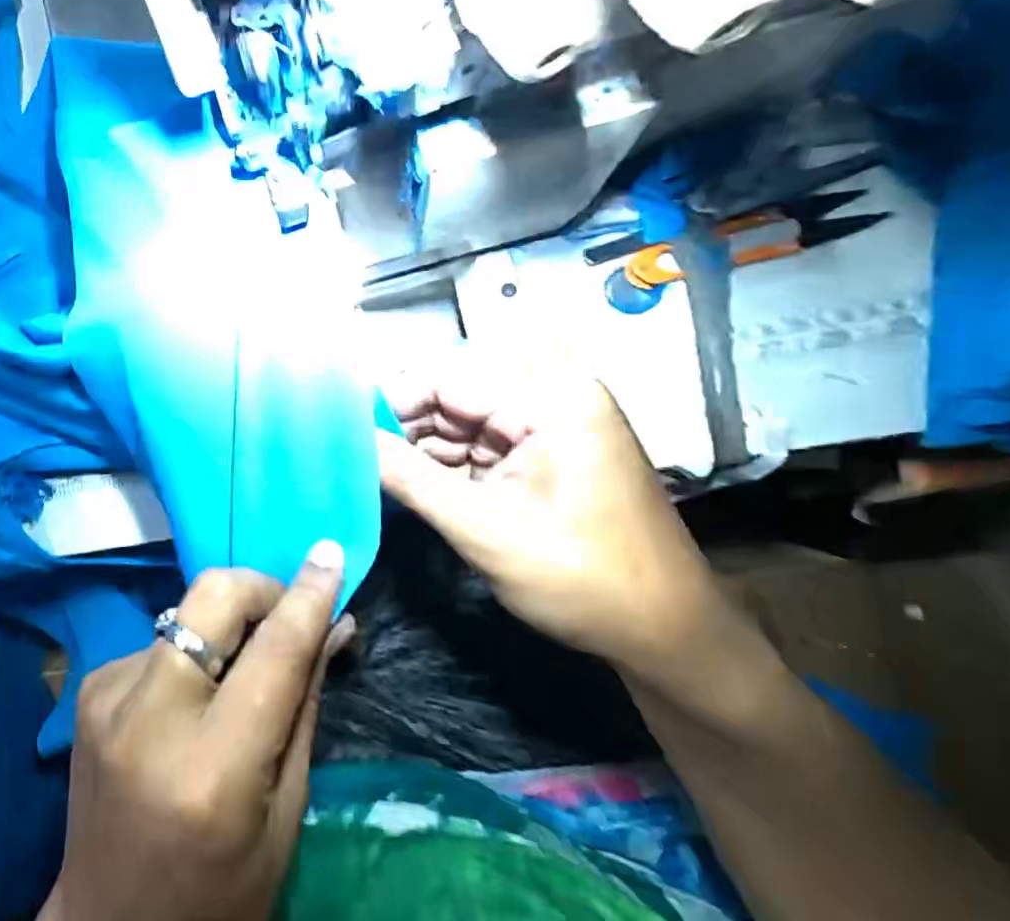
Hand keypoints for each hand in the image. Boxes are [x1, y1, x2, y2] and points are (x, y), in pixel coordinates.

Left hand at [43, 544, 355, 920]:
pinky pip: (160, 640)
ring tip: (239, 675)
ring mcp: (107, 694)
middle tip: (287, 620)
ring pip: (188, 611)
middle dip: (261, 589)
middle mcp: (149, 715)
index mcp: (212, 765)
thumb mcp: (284, 810)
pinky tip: (193, 701)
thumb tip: (334, 625)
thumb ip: (305, 704)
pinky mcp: (88, 686)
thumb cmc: (218, 892)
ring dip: (227, 627)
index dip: (308, 597)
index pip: (274, 652)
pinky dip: (192, 653)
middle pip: (213, 595)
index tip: (331, 554)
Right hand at [374, 366, 737, 688]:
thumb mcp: (485, 528)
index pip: (452, 376)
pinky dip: (448, 468)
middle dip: (407, 427)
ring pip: (466, 426)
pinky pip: (484, 451)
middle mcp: (552, 400)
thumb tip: (353, 442)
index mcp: (551, 398)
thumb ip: (412, 480)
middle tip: (354, 456)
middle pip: (458, 398)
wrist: (663, 633)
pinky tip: (410, 484)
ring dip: (423, 450)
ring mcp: (551, 430)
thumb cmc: (581, 578)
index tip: (345, 428)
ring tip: (372, 473)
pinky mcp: (546, 460)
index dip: (394, 399)